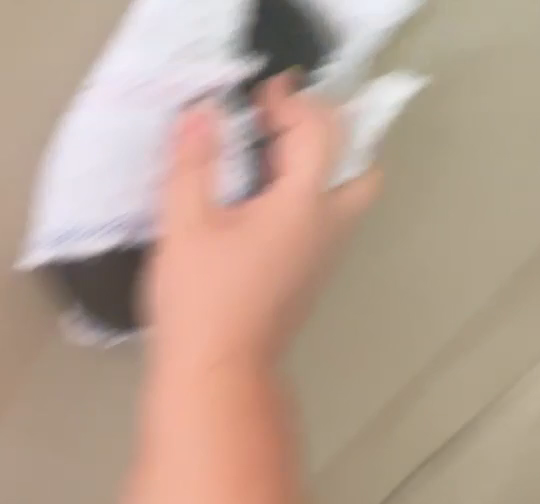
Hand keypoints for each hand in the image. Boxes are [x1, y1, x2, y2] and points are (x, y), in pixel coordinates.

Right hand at [144, 74, 379, 365]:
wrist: (214, 374)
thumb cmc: (199, 302)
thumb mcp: (184, 230)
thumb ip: (192, 168)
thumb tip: (199, 114)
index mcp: (303, 203)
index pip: (315, 129)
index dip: (288, 102)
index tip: (258, 93)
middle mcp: (327, 225)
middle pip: (355, 161)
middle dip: (322, 134)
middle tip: (277, 131)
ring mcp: (321, 257)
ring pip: (343, 196)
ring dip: (317, 171)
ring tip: (267, 172)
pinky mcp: (304, 282)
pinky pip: (321, 225)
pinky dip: (301, 203)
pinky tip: (256, 218)